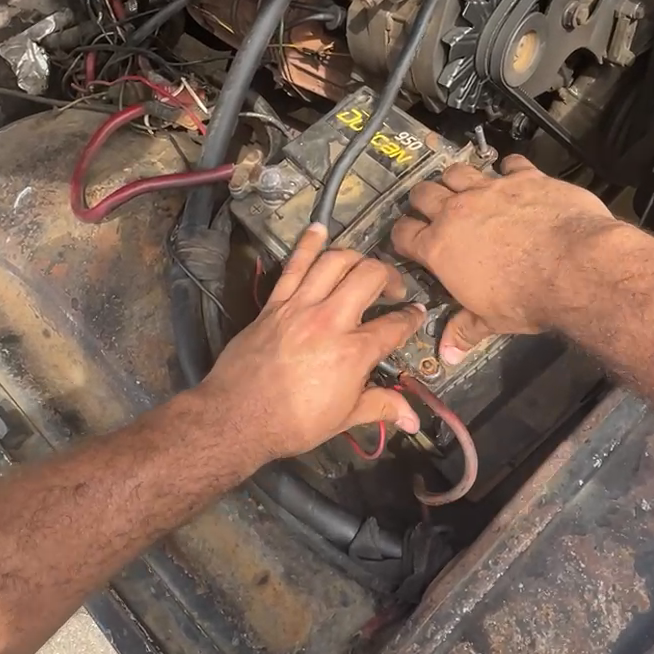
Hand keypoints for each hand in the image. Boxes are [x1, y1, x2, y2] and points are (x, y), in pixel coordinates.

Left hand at [194, 224, 423, 464]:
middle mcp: (330, 320)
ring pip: (334, 262)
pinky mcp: (274, 304)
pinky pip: (293, 266)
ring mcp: (300, 307)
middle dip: (390, 277)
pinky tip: (319, 229)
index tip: (416, 313)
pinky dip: (308, 244)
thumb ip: (381, 407)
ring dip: (356, 257)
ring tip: (364, 266)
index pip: (394, 325)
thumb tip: (414, 419)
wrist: (236, 417)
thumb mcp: (344, 419)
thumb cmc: (293, 424)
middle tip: (393, 288)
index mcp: (353, 352)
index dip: (411, 318)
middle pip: (370, 277)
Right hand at [391, 155, 619, 362]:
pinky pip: (509, 163)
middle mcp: (456, 212)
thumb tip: (447, 353)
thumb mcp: (490, 320)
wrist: (574, 267)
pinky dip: (508, 169)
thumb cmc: (526, 298)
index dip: (402, 236)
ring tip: (463, 188)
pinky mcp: (524, 177)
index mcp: (439, 247)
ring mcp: (490, 189)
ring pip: (456, 171)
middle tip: (431, 210)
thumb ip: (464, 330)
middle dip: (422, 201)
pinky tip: (513, 176)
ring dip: (455, 179)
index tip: (407, 240)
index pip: (403, 233)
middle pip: (422, 193)